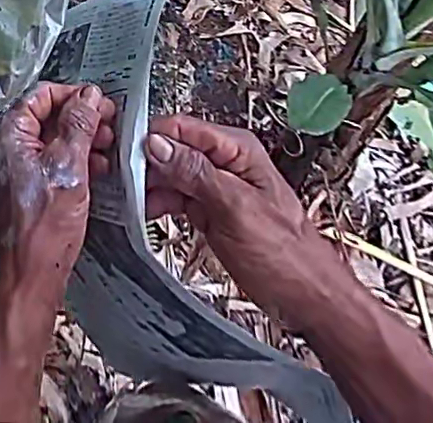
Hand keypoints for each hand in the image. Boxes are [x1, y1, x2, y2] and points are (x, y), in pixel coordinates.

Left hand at [0, 83, 116, 303]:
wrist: (29, 277)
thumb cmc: (42, 227)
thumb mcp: (68, 167)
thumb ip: (78, 126)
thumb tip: (89, 95)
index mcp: (9, 133)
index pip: (42, 95)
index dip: (74, 95)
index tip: (101, 103)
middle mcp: (9, 145)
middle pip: (49, 114)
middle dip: (82, 117)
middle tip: (111, 125)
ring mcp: (18, 166)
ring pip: (54, 138)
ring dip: (83, 138)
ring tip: (110, 147)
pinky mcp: (30, 185)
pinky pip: (55, 161)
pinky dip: (77, 160)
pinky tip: (99, 168)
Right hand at [143, 115, 355, 327]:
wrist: (309, 303)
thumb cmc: (288, 257)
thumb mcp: (236, 208)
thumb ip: (195, 172)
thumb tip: (156, 143)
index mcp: (235, 149)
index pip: (179, 128)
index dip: (150, 137)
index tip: (124, 154)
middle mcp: (222, 161)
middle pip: (169, 148)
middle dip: (145, 163)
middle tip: (123, 181)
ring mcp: (213, 184)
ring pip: (167, 172)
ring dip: (147, 184)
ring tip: (130, 199)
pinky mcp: (207, 207)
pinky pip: (173, 195)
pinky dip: (156, 202)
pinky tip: (144, 211)